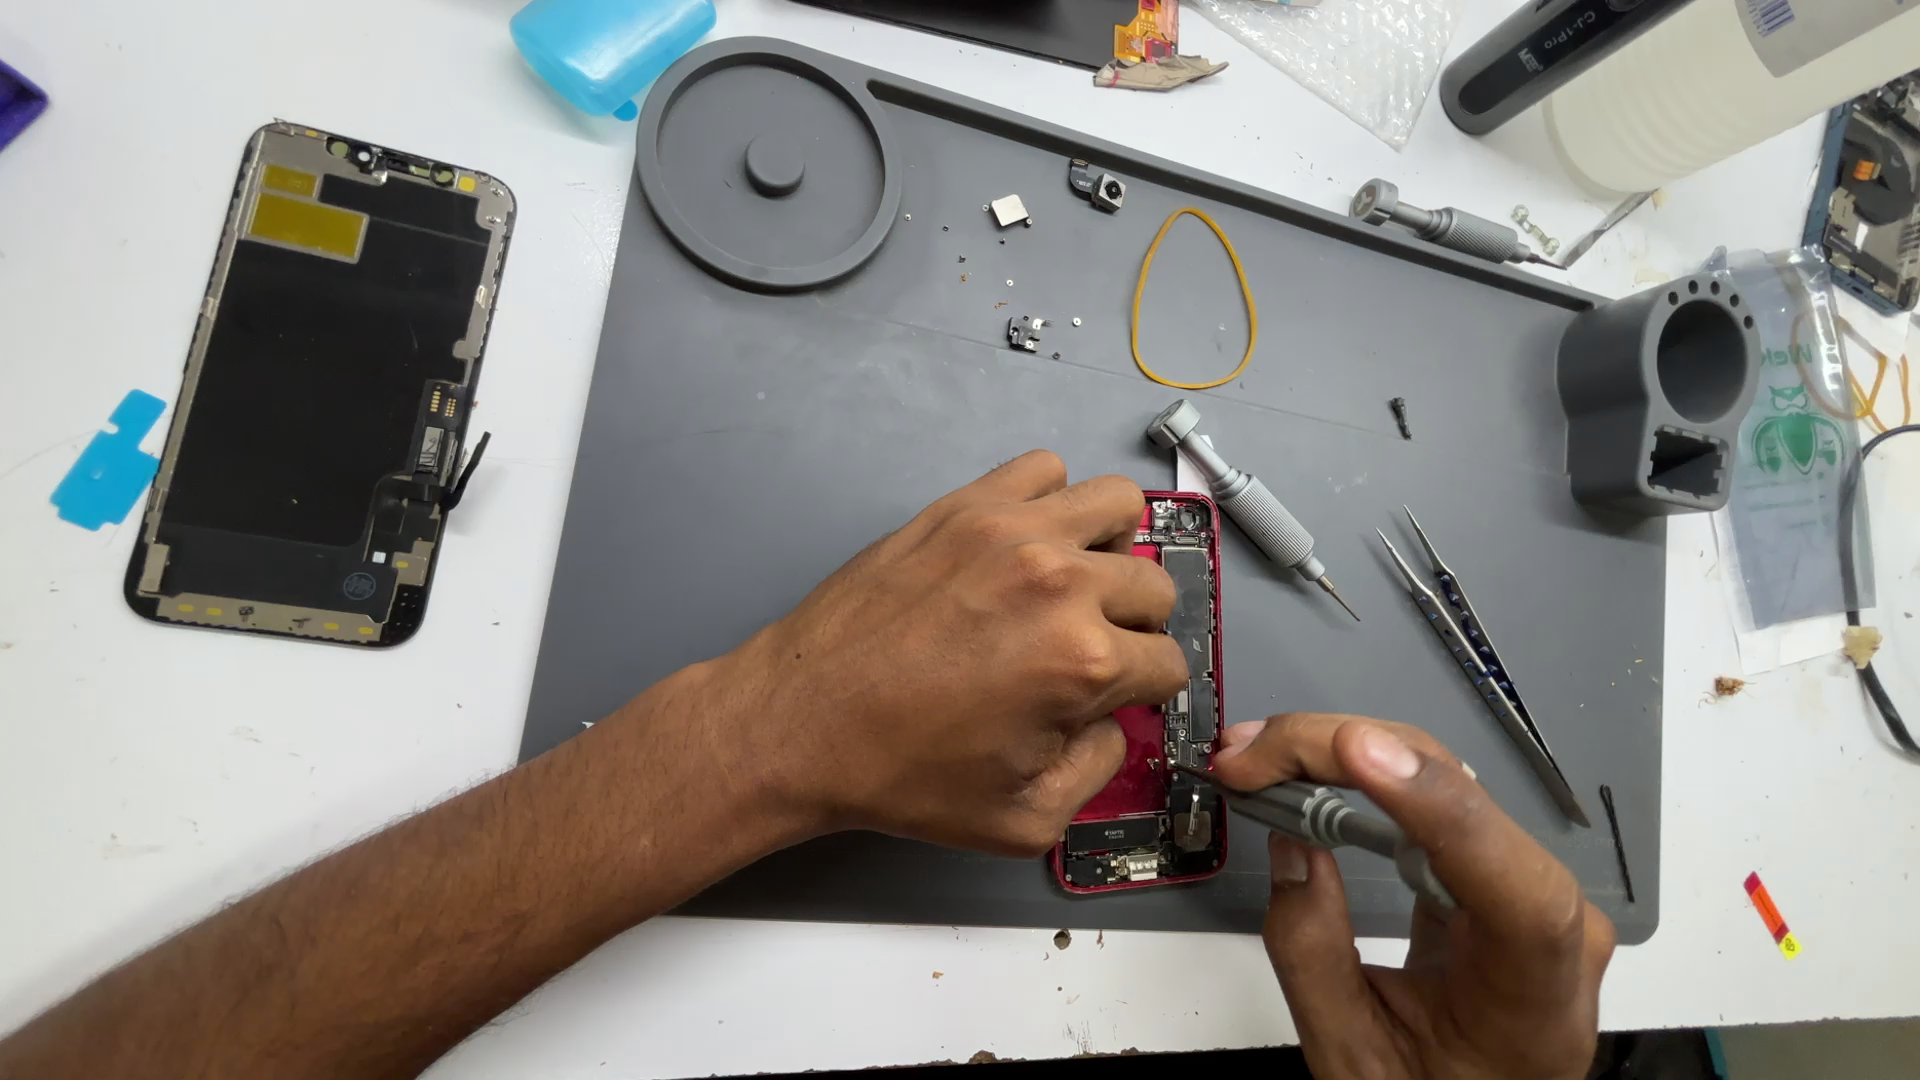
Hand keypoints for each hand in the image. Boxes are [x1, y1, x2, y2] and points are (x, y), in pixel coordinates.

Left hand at [699, 450, 1188, 854]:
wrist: (802, 719)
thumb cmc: (906, 776)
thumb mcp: (1025, 819)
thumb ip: (1100, 767)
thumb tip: (1115, 717)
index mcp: (1084, 662)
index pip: (1167, 663)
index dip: (1145, 688)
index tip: (1110, 692)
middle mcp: (1060, 582)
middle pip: (1154, 586)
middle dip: (1135, 625)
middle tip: (1085, 644)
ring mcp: (1011, 530)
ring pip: (1117, 505)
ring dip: (1111, 548)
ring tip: (1069, 581)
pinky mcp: (964, 503)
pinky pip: (1043, 469)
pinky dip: (1049, 501)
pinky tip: (1021, 542)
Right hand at [1210, 714, 1614, 1079]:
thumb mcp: (1351, 1054)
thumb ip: (1313, 953)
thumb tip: (1291, 837)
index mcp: (1533, 996)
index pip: (1516, 891)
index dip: (1439, 809)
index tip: (1355, 753)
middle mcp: (1547, 914)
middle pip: (1454, 794)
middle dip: (1339, 754)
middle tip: (1244, 755)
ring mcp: (1516, 870)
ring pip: (1431, 771)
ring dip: (1333, 748)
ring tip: (1254, 752)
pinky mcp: (1479, 851)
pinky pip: (1416, 786)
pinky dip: (1346, 764)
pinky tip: (1297, 760)